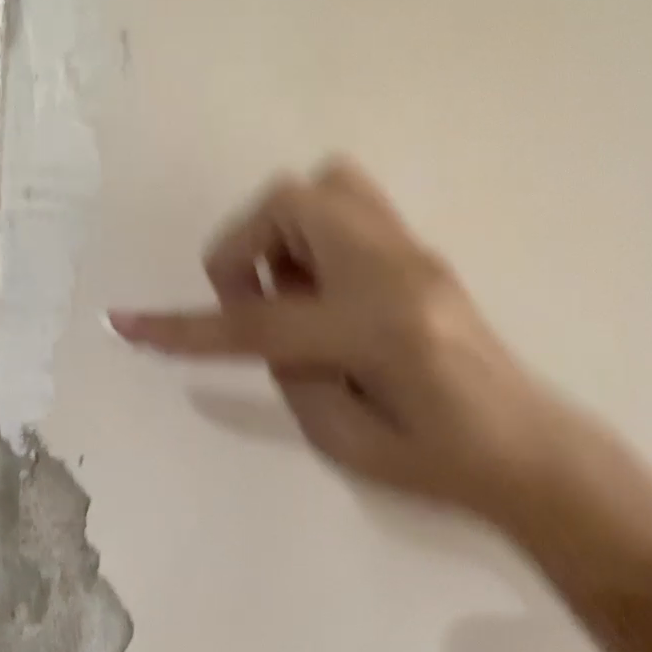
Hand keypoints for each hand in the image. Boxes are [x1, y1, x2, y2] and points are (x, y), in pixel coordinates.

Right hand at [109, 157, 590, 522]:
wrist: (524, 447)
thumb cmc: (433, 463)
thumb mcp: (338, 435)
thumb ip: (287, 369)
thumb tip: (265, 325)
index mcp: (375, 330)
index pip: (256, 320)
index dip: (183, 328)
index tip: (126, 324)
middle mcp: (396, 272)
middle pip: (291, 204)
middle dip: (243, 250)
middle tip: (250, 303)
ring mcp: (414, 252)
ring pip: (322, 188)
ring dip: (279, 234)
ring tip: (286, 293)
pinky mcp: (418, 251)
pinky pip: (348, 206)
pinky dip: (311, 236)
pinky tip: (318, 288)